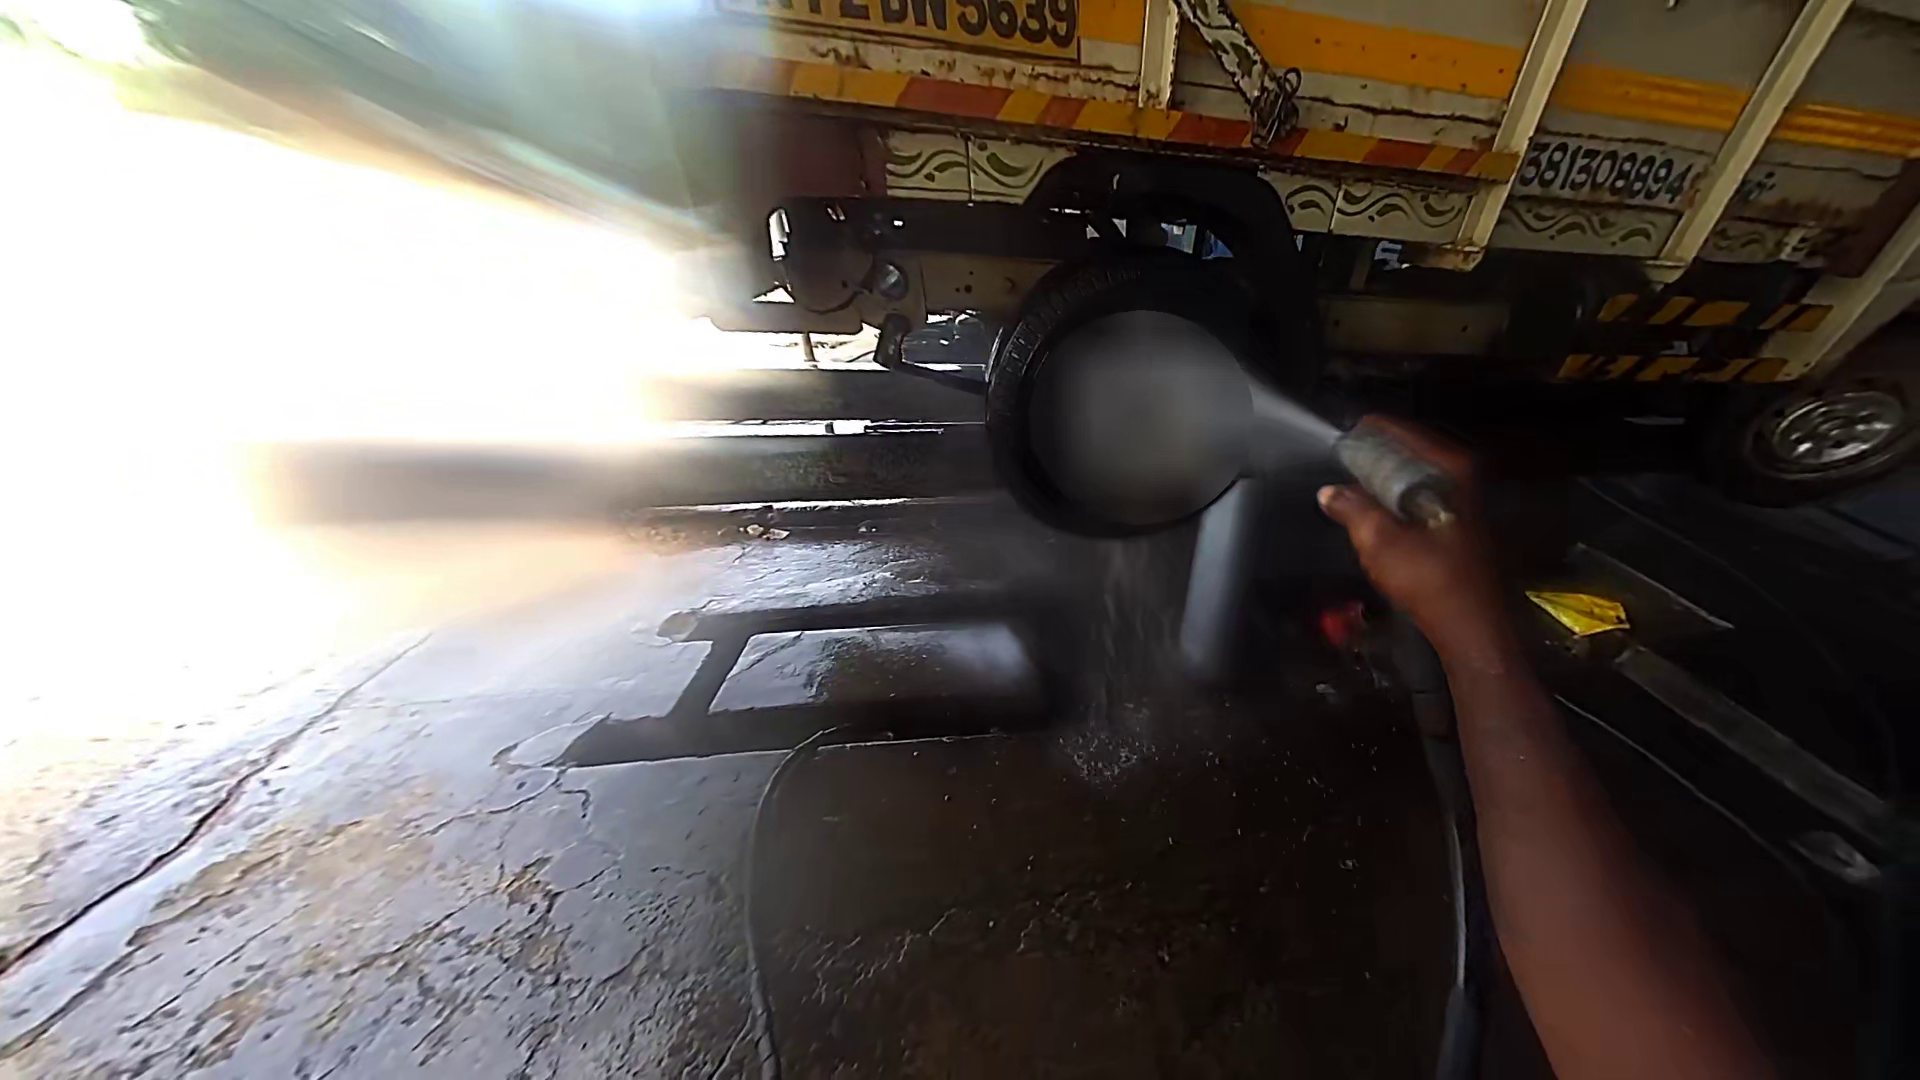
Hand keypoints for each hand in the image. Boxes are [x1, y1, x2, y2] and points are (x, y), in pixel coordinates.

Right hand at [1317, 417, 1513, 664]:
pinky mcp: (1455, 521)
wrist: (1467, 622)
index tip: (1343, 428)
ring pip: (1414, 473)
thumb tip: (1328, 491)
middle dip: (1374, 452)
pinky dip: (1392, 493)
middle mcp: (1462, 478)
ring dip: (1381, 475)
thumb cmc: (1427, 576)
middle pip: (1411, 450)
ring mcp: (1462, 500)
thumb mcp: (1378, 540)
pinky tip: (1370, 505)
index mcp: (1450, 471)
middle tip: (1340, 453)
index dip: (1371, 429)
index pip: (1405, 432)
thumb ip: (1351, 508)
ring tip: (1348, 477)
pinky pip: (1416, 492)